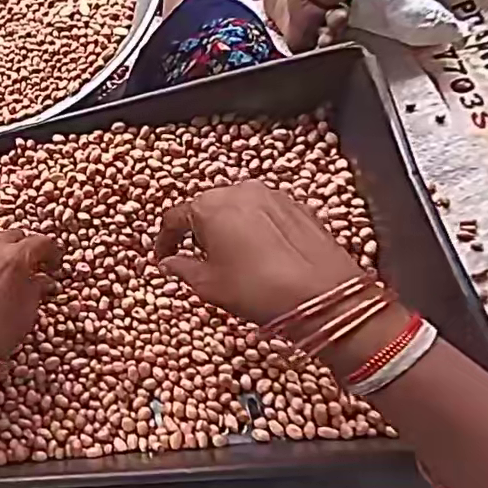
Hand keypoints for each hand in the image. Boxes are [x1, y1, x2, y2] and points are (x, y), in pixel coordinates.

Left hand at [0, 229, 59, 359]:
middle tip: (30, 266)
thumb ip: (37, 287)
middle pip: (13, 237)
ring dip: (0, 257)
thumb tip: (42, 279)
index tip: (53, 262)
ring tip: (4, 278)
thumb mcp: (28, 312)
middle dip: (24, 248)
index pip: (41, 242)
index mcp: (15, 259)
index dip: (51, 251)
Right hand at [153, 179, 365, 324]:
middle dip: (197, 232)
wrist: (324, 296)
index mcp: (210, 207)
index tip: (163, 257)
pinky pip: (263, 213)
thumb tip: (169, 263)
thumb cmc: (257, 290)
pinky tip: (257, 254)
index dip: (165, 240)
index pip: (175, 218)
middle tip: (195, 258)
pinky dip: (253, 229)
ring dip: (226, 228)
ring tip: (228, 258)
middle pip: (206, 207)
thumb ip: (182, 268)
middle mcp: (240, 191)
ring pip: (236, 208)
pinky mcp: (297, 206)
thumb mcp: (208, 285)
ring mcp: (272, 196)